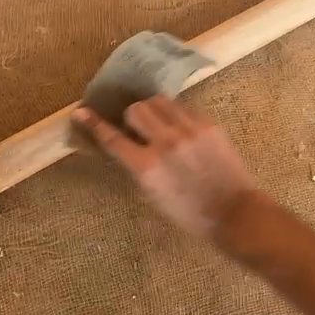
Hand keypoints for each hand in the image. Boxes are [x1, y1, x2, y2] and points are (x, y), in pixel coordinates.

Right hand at [72, 95, 257, 239]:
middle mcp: (165, 143)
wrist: (233, 212)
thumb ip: (138, 167)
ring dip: (154, 111)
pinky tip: (183, 130)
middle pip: (136, 109)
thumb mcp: (153, 196)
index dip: (94, 123)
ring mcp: (189, 130)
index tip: (81, 111)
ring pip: (159, 101)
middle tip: (140, 130)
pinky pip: (184, 108)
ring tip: (161, 125)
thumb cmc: (189, 213)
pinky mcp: (208, 124)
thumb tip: (128, 146)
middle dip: (133, 118)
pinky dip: (177, 115)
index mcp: (146, 167)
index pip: (112, 138)